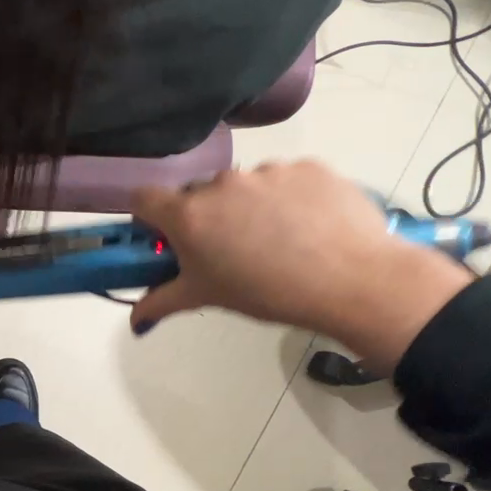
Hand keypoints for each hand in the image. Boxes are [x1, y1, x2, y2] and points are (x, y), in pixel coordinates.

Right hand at [128, 161, 474, 371]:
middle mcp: (220, 184)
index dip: (148, 216)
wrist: (356, 282)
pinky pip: (286, 180)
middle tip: (228, 247)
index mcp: (188, 215)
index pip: (143, 198)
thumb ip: (161, 303)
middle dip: (205, 216)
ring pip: (244, 186)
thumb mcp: (207, 298)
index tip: (164, 236)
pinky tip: (308, 226)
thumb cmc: (267, 293)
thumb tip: (134, 323)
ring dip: (249, 206)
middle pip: (197, 194)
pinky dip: (289, 198)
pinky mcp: (309, 167)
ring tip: (278, 239)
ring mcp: (267, 171)